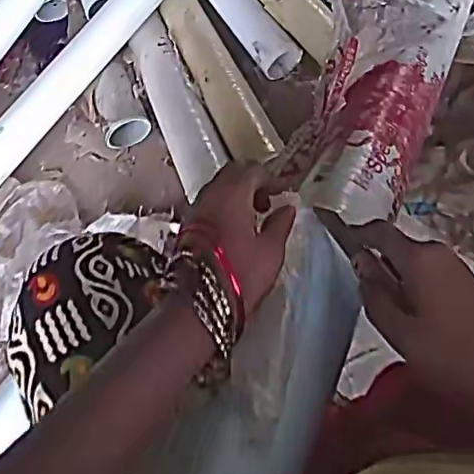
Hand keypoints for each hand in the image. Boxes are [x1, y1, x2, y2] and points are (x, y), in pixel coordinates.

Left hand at [180, 162, 293, 311]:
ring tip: (254, 215)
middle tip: (268, 200)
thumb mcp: (270, 251)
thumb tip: (286, 208)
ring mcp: (195, 207)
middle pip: (233, 173)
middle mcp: (210, 193)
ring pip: (219, 186)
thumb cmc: (240, 275)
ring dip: (237, 193)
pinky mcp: (187, 222)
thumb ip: (280, 224)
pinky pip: (209, 201)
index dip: (271, 178)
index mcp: (233, 193)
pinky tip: (235, 226)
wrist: (198, 303)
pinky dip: (224, 204)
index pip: (253, 170)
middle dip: (252, 181)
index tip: (283, 191)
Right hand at [349, 221, 473, 403]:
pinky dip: (410, 280)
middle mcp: (435, 250)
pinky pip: (426, 268)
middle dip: (374, 258)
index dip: (355, 233)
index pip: (377, 230)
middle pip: (394, 244)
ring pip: (410, 258)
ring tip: (380, 300)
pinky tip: (406, 307)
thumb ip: (375, 295)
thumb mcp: (401, 333)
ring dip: (393, 272)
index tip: (335, 240)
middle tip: (357, 284)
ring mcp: (452, 263)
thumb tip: (360, 265)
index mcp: (417, 257)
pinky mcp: (463, 278)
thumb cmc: (453, 355)